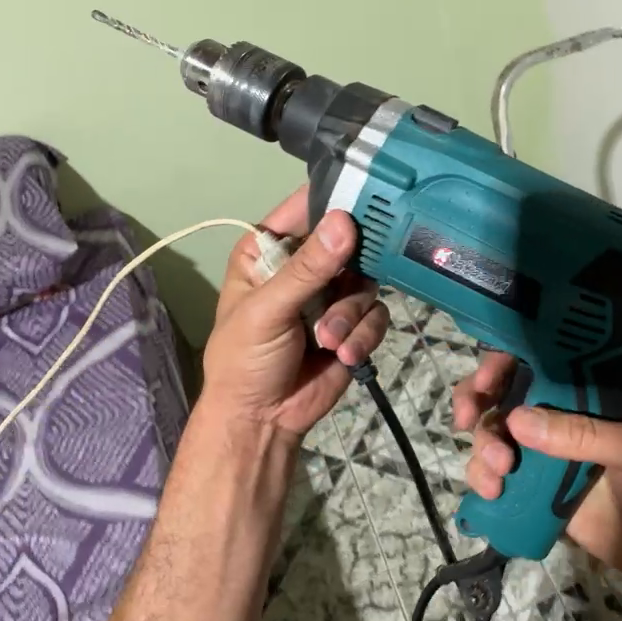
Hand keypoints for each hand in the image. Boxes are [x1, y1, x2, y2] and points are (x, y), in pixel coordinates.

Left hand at [199, 186, 390, 441]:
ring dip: (350, 315)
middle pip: (348, 243)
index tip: (367, 200)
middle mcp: (304, 266)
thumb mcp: (269, 310)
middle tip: (353, 282)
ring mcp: (332, 295)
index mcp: (270, 250)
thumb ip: (308, 268)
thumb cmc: (245, 359)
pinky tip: (343, 354)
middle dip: (352, 270)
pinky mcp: (354, 325)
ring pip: (366, 283)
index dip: (335, 202)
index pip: (305, 209)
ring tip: (329, 341)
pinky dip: (362, 336)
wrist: (262, 421)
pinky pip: (375, 315)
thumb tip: (344, 221)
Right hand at [454, 352, 621, 584]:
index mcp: (592, 388)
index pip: (540, 359)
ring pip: (495, 432)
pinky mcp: (536, 487)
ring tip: (499, 474)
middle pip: (504, 391)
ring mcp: (547, 449)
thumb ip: (582, 434)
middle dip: (478, 401)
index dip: (505, 362)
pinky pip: (497, 473)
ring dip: (484, 446)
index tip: (486, 380)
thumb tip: (516, 420)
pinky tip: (492, 493)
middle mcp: (563, 411)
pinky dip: (483, 477)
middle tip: (468, 421)